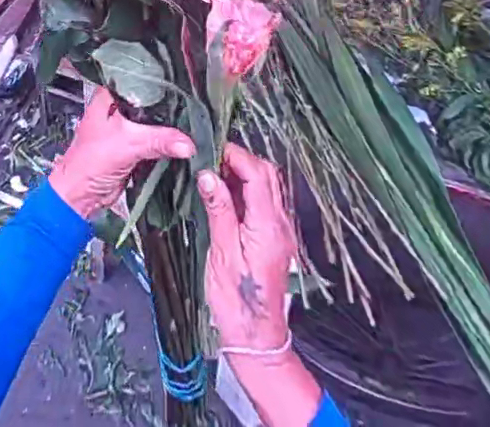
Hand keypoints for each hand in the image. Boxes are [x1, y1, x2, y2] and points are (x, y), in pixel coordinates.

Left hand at [46, 88, 193, 218]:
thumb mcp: (128, 144)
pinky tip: (186, 134)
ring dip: (171, 123)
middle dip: (172, 104)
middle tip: (197, 102)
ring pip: (156, 119)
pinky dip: (168, 139)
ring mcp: (127, 126)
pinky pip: (156, 137)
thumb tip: (189, 144)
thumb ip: (159, 140)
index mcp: (110, 95)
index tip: (188, 81)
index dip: (164, 80)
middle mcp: (119, 106)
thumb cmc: (90, 163)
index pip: (142, 78)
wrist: (79, 198)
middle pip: (152, 100)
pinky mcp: (135, 144)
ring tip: (196, 117)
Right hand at [201, 144, 294, 349]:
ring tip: (215, 174)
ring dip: (245, 174)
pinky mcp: (276, 238)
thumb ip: (218, 211)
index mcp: (268, 224)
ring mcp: (282, 230)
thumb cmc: (236, 302)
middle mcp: (281, 222)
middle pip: (268, 175)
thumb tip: (208, 174)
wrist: (257, 340)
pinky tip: (227, 196)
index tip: (212, 148)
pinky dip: (248, 191)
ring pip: (269, 186)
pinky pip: (266, 202)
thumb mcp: (222, 254)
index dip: (236, 156)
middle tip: (212, 159)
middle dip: (242, 160)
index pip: (257, 174)